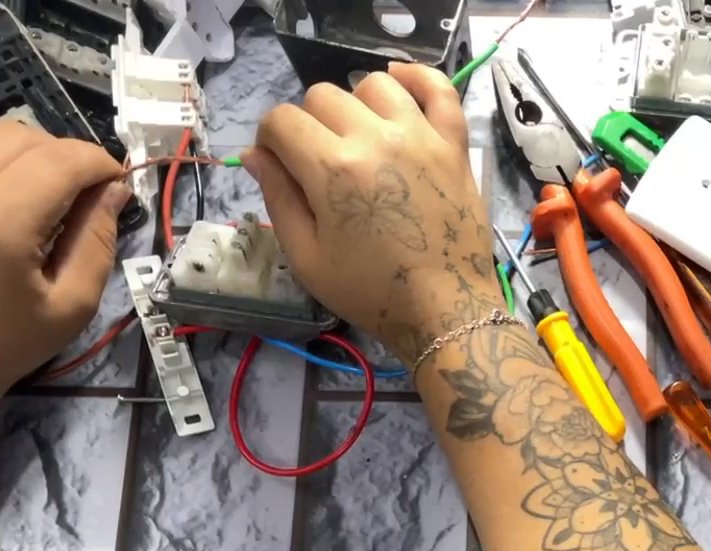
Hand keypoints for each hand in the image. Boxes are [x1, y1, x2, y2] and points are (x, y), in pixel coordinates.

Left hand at [0, 119, 128, 401]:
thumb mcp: (73, 304)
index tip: (117, 179)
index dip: (97, 161)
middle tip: (80, 191)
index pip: (59, 160)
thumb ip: (97, 241)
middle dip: (61, 155)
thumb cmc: (5, 343)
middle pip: (19, 136)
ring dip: (17, 156)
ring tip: (32, 196)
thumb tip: (114, 189)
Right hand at [248, 64, 499, 360]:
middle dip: (311, 128)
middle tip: (325, 169)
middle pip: (324, 98)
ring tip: (362, 140)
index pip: (282, 122)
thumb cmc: (374, 294)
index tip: (283, 168)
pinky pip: (439, 90)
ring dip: (357, 105)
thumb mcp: (309, 260)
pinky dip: (417, 79)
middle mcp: (375, 139)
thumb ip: (279, 200)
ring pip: (374, 86)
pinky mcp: (453, 148)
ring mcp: (420, 138)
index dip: (273, 143)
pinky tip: (399, 86)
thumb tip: (257, 156)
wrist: (447, 312)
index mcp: (332, 169)